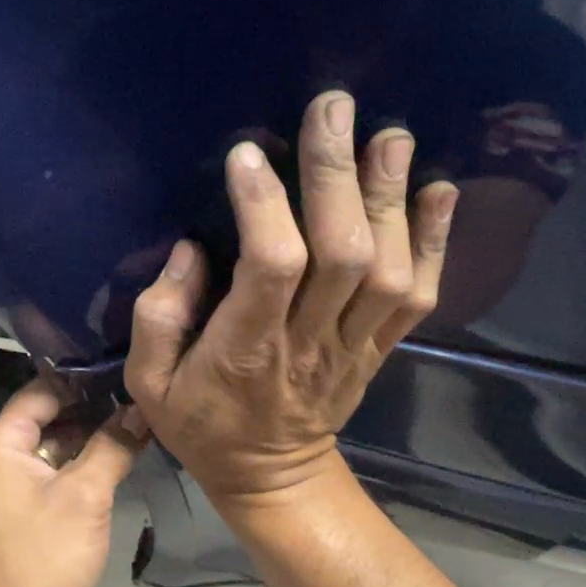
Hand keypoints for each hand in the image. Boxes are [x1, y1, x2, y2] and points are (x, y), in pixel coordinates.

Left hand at [0, 380, 149, 586]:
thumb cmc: (48, 556)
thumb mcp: (86, 495)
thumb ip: (113, 445)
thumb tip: (140, 409)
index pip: (38, 394)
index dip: (78, 381)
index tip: (122, 372)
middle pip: (45, 421)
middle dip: (89, 411)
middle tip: (138, 397)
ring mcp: (9, 491)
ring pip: (53, 450)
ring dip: (89, 441)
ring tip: (138, 422)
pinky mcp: (26, 515)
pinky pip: (54, 478)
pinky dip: (82, 468)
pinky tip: (120, 458)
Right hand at [125, 91, 458, 518]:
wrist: (270, 477)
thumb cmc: (200, 426)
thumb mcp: (148, 386)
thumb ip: (158, 319)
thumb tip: (190, 251)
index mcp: (245, 349)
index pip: (270, 266)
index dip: (265, 206)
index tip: (250, 153)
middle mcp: (309, 341)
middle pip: (339, 253)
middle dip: (337, 176)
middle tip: (333, 108)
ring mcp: (353, 345)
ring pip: (386, 268)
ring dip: (391, 197)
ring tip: (390, 135)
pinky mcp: (378, 348)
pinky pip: (418, 295)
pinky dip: (433, 242)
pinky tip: (438, 190)